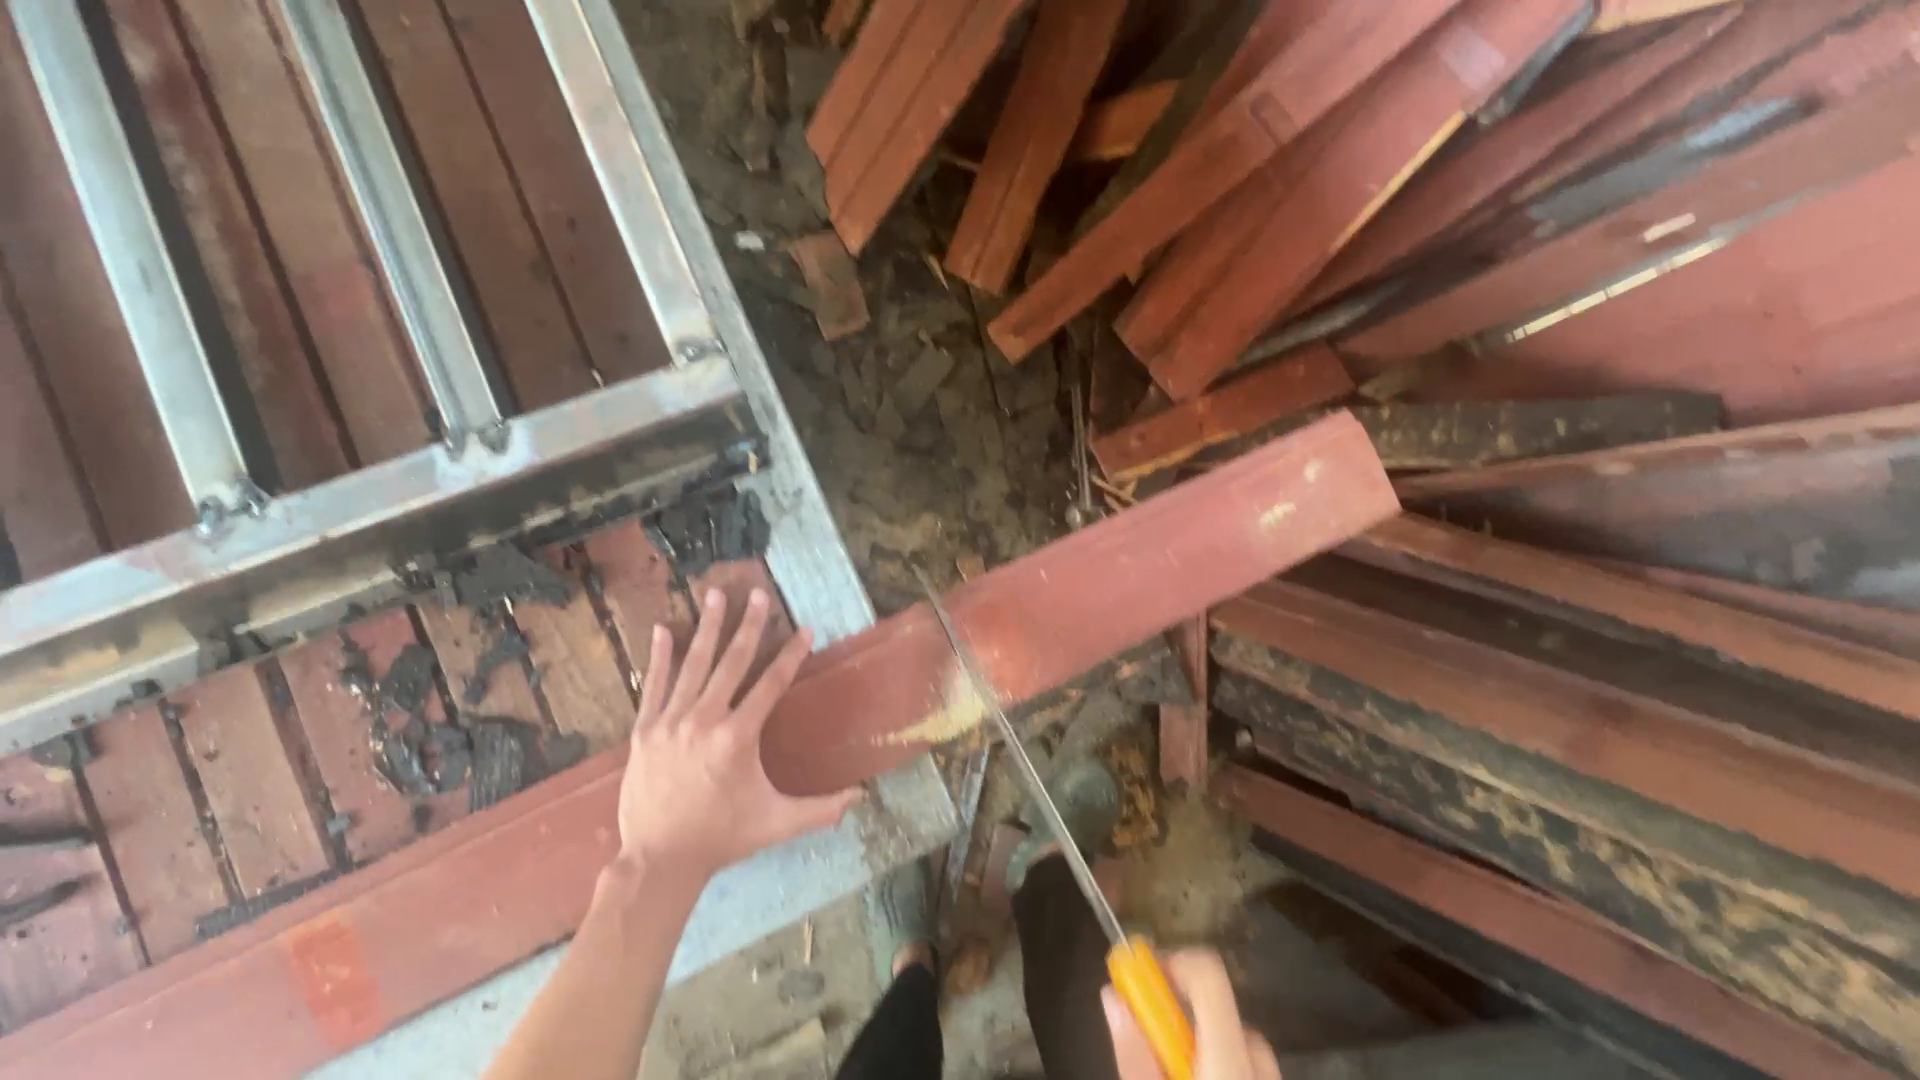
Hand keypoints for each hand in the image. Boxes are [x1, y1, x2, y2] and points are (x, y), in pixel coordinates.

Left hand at [614, 587, 862, 882]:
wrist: (660, 859)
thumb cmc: (723, 838)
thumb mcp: (778, 823)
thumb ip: (821, 809)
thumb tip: (862, 798)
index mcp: (738, 738)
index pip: (770, 685)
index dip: (791, 655)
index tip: (805, 629)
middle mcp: (704, 720)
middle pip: (732, 663)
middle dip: (749, 626)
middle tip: (759, 594)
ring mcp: (670, 723)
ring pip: (693, 666)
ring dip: (708, 629)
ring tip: (716, 596)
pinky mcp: (645, 732)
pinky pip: (654, 686)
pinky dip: (660, 658)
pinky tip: (665, 630)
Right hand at [1103, 949, 1280, 1079]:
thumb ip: (1133, 1052)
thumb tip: (1112, 993)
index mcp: (1229, 1059)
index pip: (1207, 972)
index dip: (1173, 961)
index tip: (1143, 975)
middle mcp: (1261, 1060)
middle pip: (1219, 1005)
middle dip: (1183, 1014)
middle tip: (1155, 1044)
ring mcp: (1273, 1073)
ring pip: (1237, 1035)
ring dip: (1205, 1042)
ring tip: (1178, 1071)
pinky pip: (1252, 1060)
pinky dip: (1226, 1060)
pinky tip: (1205, 1079)